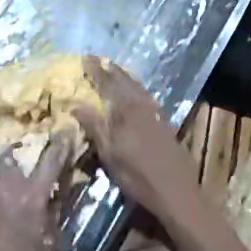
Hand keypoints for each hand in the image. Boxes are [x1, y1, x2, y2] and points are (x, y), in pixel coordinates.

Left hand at [0, 135, 72, 250]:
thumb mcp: (49, 243)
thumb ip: (56, 210)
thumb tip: (63, 189)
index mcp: (32, 196)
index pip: (51, 159)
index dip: (62, 143)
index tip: (69, 131)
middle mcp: (10, 181)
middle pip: (27, 150)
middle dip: (40, 144)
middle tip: (51, 144)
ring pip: (10, 156)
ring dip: (23, 154)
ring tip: (33, 158)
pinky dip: (10, 166)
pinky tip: (16, 177)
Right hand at [76, 57, 197, 214]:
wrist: (176, 193)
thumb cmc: (137, 175)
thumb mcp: (109, 153)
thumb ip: (93, 126)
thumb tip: (75, 104)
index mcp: (126, 109)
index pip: (108, 83)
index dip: (96, 70)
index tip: (85, 58)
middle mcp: (142, 105)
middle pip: (126, 81)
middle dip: (111, 70)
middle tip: (99, 61)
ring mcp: (156, 114)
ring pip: (139, 88)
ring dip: (125, 77)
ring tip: (115, 71)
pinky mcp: (165, 124)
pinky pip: (146, 97)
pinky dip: (137, 89)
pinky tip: (136, 95)